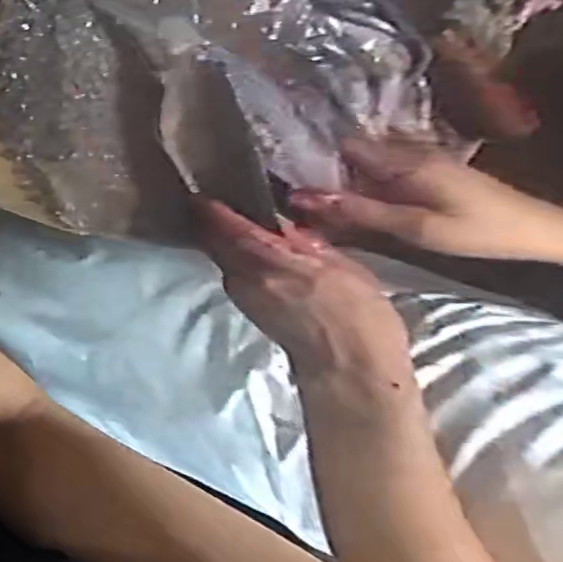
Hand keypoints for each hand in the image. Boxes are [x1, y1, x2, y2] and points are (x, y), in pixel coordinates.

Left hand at [198, 199, 412, 385]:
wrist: (347, 366)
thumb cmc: (359, 316)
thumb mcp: (345, 269)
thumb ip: (309, 244)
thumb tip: (283, 224)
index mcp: (272, 261)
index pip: (228, 228)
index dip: (212, 209)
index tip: (203, 195)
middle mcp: (245, 274)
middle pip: (214, 239)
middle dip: (210, 221)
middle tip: (216, 203)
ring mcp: (238, 289)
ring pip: (219, 254)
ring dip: (221, 238)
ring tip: (235, 224)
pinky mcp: (241, 302)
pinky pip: (229, 269)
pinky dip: (232, 256)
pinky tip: (249, 252)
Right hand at [289, 138, 560, 261]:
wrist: (545, 233)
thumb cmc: (482, 231)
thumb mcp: (417, 228)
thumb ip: (358, 211)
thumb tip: (299, 197)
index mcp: (404, 162)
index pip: (340, 147)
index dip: (310, 159)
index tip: (285, 180)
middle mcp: (406, 153)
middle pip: (346, 155)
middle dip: (318, 174)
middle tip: (293, 200)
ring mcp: (415, 161)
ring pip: (358, 165)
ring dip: (336, 182)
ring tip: (313, 206)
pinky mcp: (421, 172)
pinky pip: (375, 173)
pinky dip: (356, 187)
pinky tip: (348, 205)